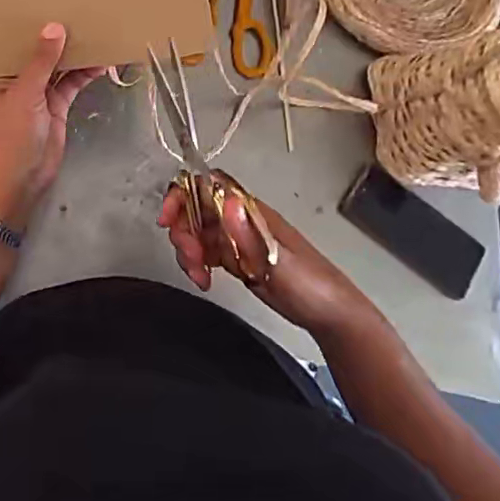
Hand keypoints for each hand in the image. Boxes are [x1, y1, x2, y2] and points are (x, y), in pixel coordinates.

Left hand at [0, 23, 104, 228]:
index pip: (17, 42)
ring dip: (77, 55)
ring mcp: (39, 93)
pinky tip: (100, 63)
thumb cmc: (9, 138)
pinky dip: (86, 74)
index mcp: (1, 73)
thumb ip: (41, 62)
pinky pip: (72, 84)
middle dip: (59, 38)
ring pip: (60, 67)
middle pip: (42, 53)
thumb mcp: (24, 94)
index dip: (32, 25)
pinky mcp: (57, 107)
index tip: (51, 3)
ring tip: (97, 35)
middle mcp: (19, 79)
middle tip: (82, 14)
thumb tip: (54, 28)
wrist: (18, 182)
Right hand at [159, 172, 380, 338]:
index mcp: (251, 211)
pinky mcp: (238, 259)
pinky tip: (204, 282)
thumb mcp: (279, 262)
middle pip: (196, 209)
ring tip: (199, 277)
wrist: (331, 314)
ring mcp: (238, 239)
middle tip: (191, 259)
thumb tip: (225, 200)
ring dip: (188, 251)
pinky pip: (207, 252)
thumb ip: (250, 233)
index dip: (182, 195)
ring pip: (198, 232)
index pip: (208, 187)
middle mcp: (241, 219)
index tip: (168, 221)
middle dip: (183, 231)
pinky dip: (197, 264)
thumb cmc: (311, 284)